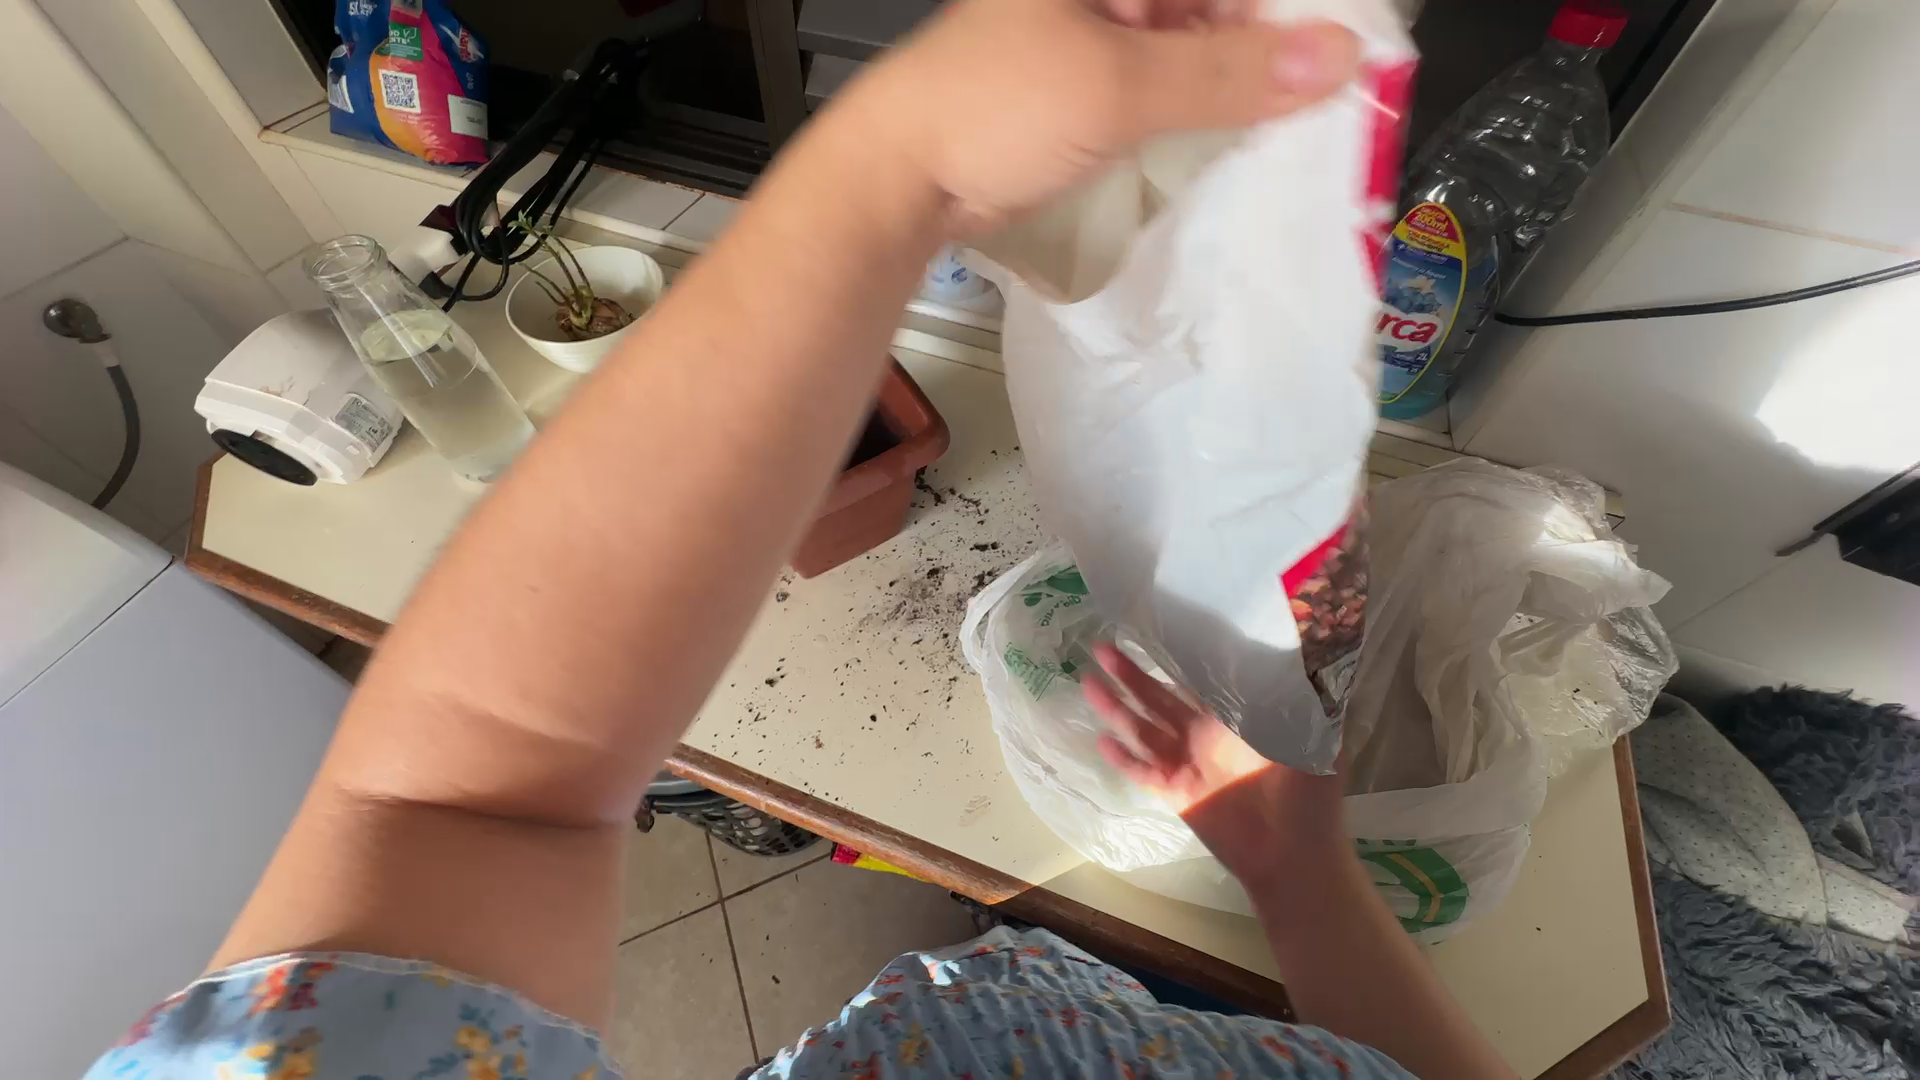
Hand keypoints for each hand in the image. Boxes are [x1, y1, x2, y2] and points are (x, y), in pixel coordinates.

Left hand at [843, 0, 1361, 232]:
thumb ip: (1226, 75)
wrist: (907, 177)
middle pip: (1208, 7)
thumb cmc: (994, 107)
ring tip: (1277, 127)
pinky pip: (1154, 91)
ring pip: (1184, 49)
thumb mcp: (1118, 84)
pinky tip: (1220, 141)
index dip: (1285, 12)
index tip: (1338, 51)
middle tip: (1315, 99)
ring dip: (1228, 88)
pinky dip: (1188, 114)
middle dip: (1260, 50)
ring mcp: (1088, 37)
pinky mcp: (1078, 93)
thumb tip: (1335, 60)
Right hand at [1083, 643, 1344, 886]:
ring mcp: (1185, 764)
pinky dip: (1123, 759)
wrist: (1297, 859)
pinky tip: (1101, 741)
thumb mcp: (1315, 742)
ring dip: (1116, 708)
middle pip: (1157, 698)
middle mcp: (1202, 736)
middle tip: (1103, 647)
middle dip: (1130, 674)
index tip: (1149, 630)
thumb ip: (1303, 703)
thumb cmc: (1310, 799)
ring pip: (1142, 729)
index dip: (1171, 657)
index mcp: (1233, 719)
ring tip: (1088, 682)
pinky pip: (1143, 772)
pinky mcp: (1175, 794)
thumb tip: (1307, 653)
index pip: (1194, 680)